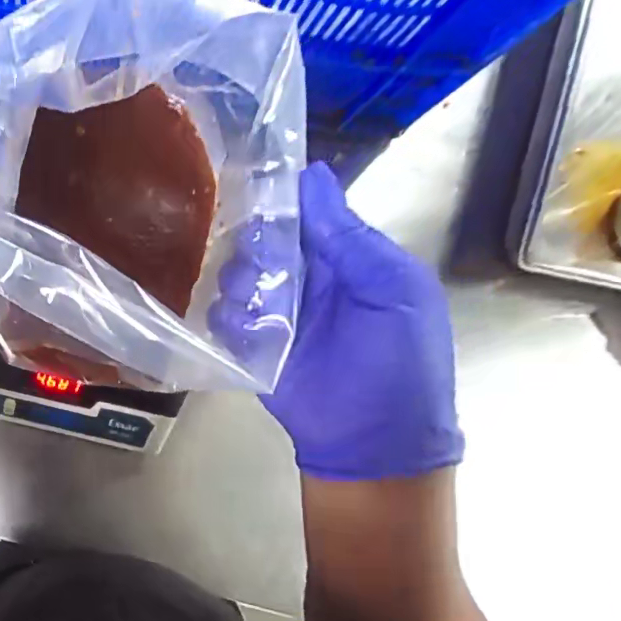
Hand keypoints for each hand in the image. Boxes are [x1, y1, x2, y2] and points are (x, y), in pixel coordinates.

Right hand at [216, 162, 461, 479]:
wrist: (374, 443)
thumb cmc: (399, 362)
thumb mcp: (392, 288)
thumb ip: (349, 238)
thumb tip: (312, 177)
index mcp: (346, 261)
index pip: (305, 216)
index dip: (279, 199)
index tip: (249, 182)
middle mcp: (308, 285)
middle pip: (265, 246)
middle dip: (250, 243)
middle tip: (246, 252)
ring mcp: (278, 320)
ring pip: (240, 282)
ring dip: (235, 280)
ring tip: (244, 295)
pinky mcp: (253, 353)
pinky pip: (226, 325)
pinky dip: (221, 318)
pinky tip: (229, 321)